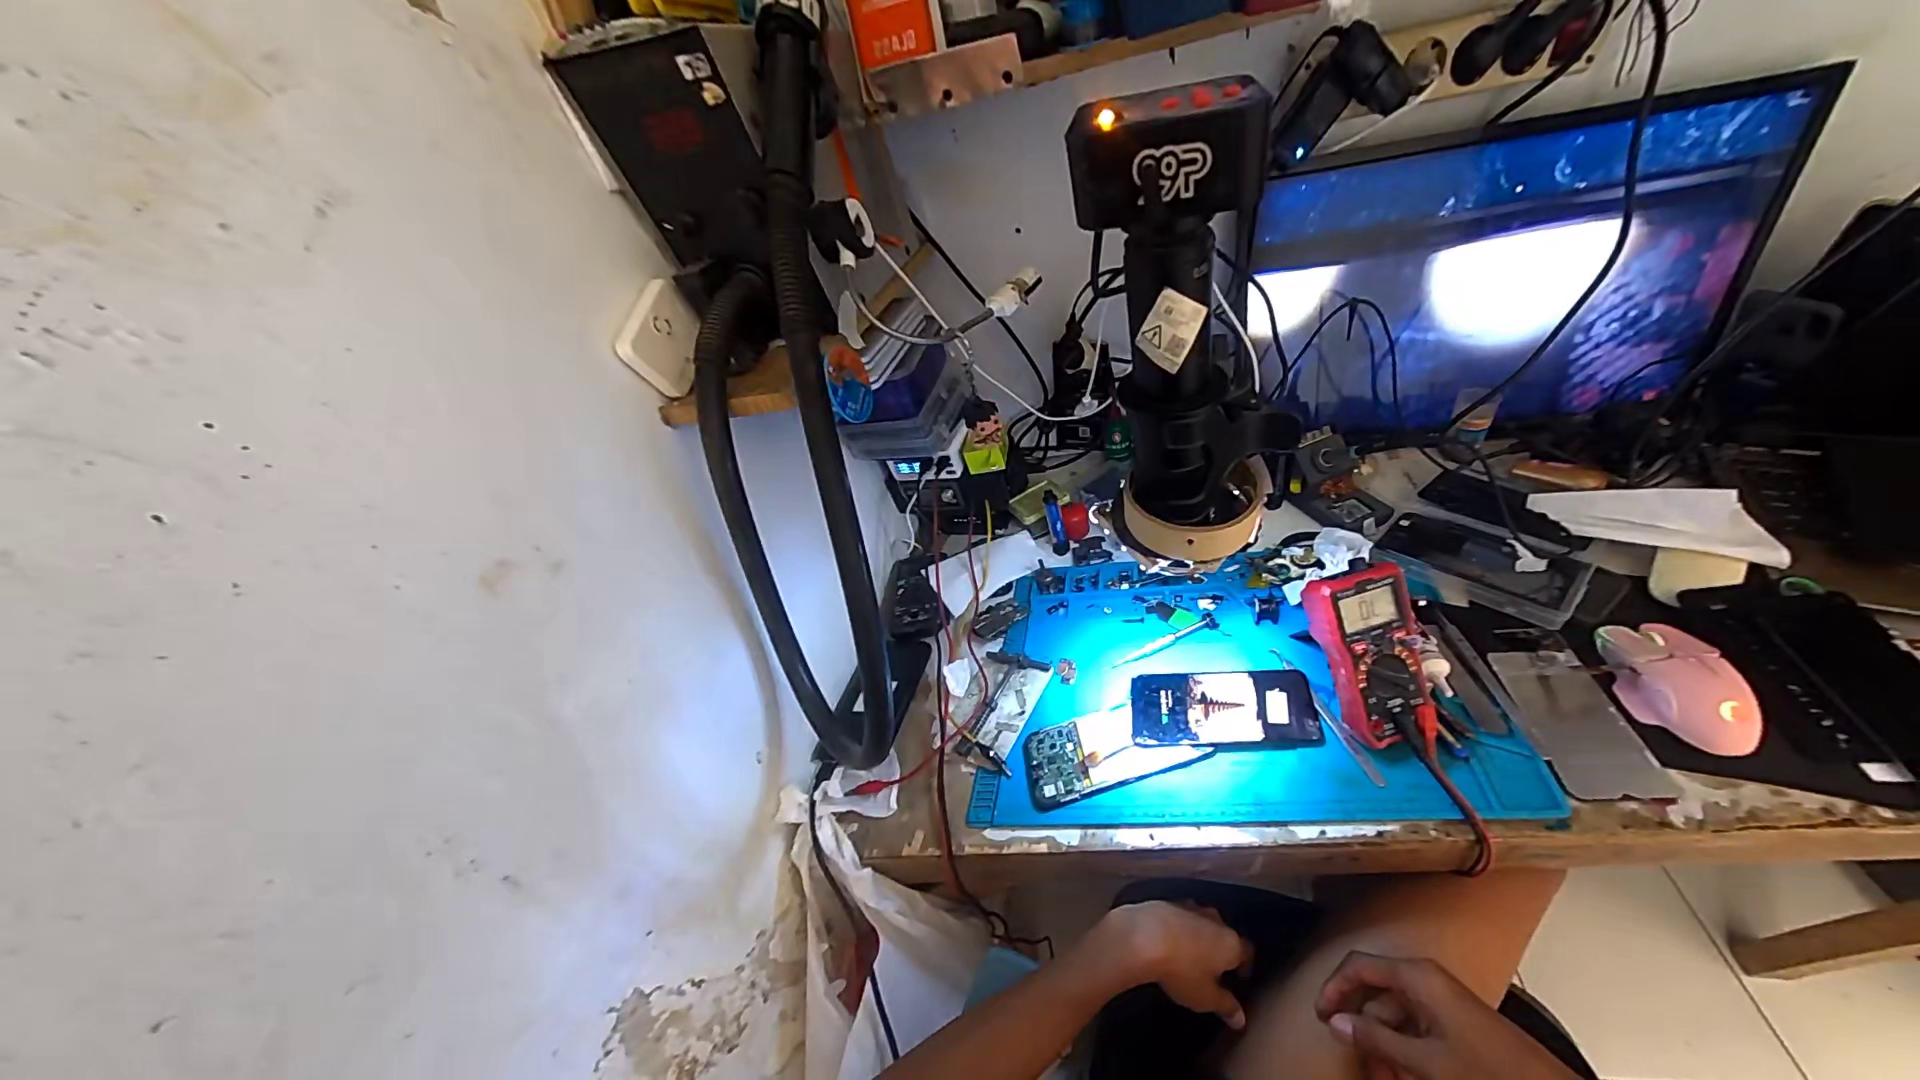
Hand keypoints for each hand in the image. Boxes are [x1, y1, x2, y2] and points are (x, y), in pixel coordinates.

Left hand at [1091, 901, 1253, 1028]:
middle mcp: (1213, 919)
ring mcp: (1188, 906)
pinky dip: (1177, 927)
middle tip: (1213, 966)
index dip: (1244, 965)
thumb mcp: (1206, 997)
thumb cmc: (1182, 970)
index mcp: (1230, 942)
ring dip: (1197, 934)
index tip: (1239, 977)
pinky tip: (1167, 939)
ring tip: (1189, 953)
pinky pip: (1178, 916)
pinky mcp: (1165, 902)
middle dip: (1219, 947)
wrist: (1142, 936)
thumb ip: (1226, 1006)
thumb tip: (1240, 1018)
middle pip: (1223, 932)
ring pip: (1200, 921)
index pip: (1246, 952)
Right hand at [1315, 952, 1582, 1079]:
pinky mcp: (1459, 1024)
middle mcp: (1429, 981)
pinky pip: (1418, 1030)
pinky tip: (1406, 1073)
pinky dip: (1406, 1051)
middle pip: (1377, 994)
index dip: (1335, 988)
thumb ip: (1376, 1038)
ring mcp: (1445, 1003)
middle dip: (1364, 1027)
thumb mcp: (1427, 1060)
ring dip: (1385, 1045)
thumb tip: (1338, 1023)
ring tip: (1384, 1074)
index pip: (1358, 966)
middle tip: (1355, 1055)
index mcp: (1418, 976)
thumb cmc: (1498, 1072)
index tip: (1323, 1014)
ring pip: (1397, 1016)